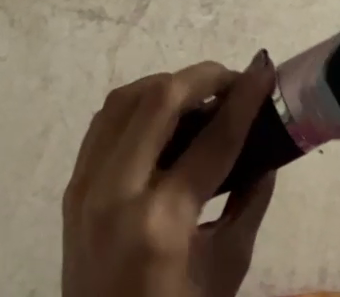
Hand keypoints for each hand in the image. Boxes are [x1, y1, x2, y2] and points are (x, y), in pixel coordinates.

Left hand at [62, 51, 277, 296]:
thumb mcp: (225, 269)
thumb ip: (249, 204)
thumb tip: (267, 150)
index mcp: (160, 223)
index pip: (211, 142)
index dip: (243, 100)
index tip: (263, 70)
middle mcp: (115, 193)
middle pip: (158, 102)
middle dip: (201, 78)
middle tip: (231, 82)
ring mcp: (85, 187)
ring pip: (123, 101)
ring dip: (165, 86)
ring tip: (199, 95)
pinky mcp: (72, 188)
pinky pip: (103, 124)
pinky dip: (135, 107)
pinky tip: (161, 116)